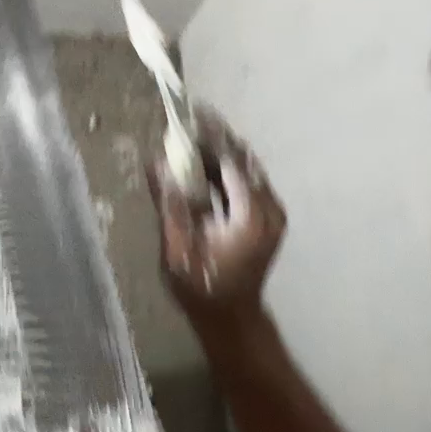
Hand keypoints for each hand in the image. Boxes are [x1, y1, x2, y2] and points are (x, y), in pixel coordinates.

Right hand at [146, 107, 286, 333]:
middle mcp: (270, 210)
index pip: (232, 161)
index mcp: (251, 216)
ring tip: (191, 136)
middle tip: (188, 119)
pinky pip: (249, 182)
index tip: (191, 112)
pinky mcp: (269, 218)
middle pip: (243, 160)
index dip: (211, 134)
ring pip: (248, 168)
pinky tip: (203, 162)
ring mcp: (273, 214)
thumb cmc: (202, 287)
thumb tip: (157, 161)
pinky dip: (227, 168)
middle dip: (215, 138)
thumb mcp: (177, 248)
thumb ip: (170, 203)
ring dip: (220, 151)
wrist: (231, 318)